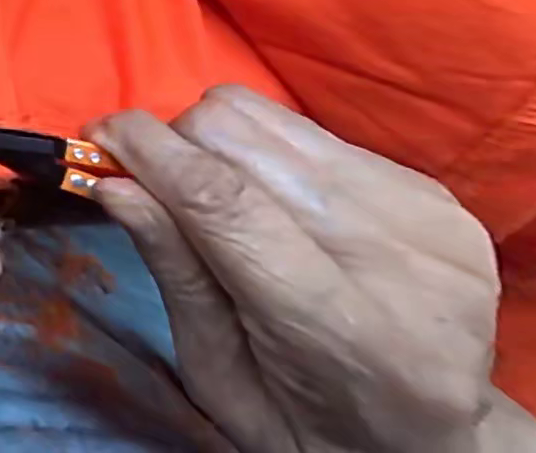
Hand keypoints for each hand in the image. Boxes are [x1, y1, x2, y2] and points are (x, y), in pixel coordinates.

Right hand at [90, 87, 535, 452]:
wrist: (440, 442)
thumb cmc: (307, 425)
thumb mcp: (217, 374)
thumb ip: (170, 268)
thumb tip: (109, 181)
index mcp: (350, 336)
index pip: (225, 202)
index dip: (149, 152)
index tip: (95, 135)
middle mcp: (402, 262)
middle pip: (237, 140)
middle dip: (172, 144)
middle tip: (154, 182)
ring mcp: (425, 215)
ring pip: (262, 116)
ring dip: (210, 138)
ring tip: (212, 186)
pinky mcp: (429, 186)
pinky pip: (296, 123)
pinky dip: (256, 144)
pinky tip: (268, 192)